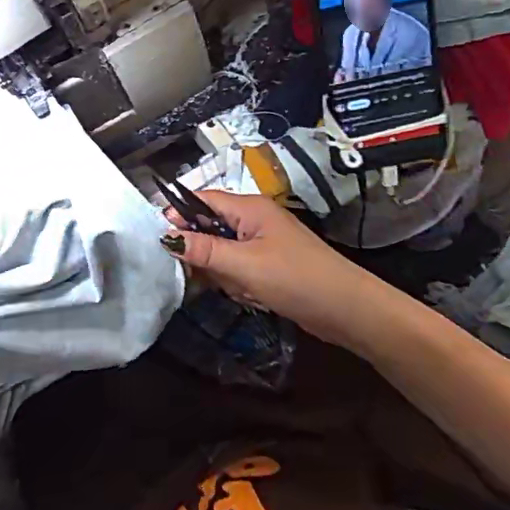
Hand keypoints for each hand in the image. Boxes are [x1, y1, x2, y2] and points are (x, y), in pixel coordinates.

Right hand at [162, 191, 384, 343]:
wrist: (349, 310)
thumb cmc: (296, 279)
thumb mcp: (244, 265)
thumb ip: (203, 250)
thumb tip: (166, 237)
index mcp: (249, 207)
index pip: (201, 199)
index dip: (178, 215)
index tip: (161, 240)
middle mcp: (254, 218)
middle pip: (208, 226)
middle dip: (203, 252)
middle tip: (205, 274)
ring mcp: (263, 241)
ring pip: (221, 250)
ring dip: (222, 272)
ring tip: (238, 288)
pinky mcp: (269, 263)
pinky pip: (237, 266)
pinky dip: (237, 281)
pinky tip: (249, 295)